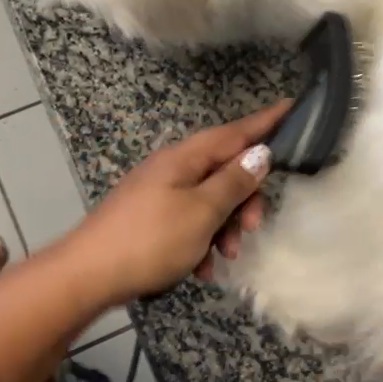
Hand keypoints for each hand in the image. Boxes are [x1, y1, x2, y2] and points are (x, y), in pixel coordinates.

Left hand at [55, 101, 290, 303]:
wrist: (90, 274)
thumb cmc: (150, 239)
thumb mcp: (201, 212)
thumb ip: (232, 183)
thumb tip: (259, 152)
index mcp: (183, 158)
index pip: (233, 132)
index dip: (265, 122)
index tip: (292, 107)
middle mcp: (171, 168)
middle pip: (223, 171)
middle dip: (244, 199)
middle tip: (251, 229)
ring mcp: (158, 193)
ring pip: (208, 202)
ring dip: (224, 228)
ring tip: (224, 258)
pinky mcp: (150, 219)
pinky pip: (188, 223)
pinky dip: (201, 244)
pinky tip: (201, 270)